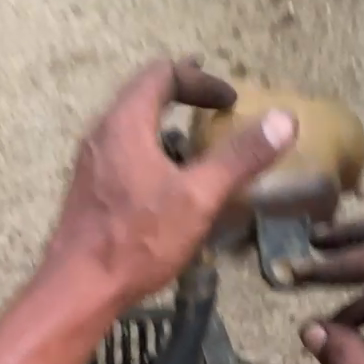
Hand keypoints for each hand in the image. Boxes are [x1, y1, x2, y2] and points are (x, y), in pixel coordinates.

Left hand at [45, 59, 296, 305]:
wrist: (79, 289)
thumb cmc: (137, 240)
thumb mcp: (199, 197)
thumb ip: (240, 157)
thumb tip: (285, 120)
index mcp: (125, 123)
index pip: (162, 74)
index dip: (201, 79)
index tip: (231, 100)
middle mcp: (102, 135)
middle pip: (143, 95)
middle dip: (183, 95)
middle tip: (216, 104)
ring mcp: (92, 164)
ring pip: (133, 128)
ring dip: (167, 127)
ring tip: (199, 145)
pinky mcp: (91, 192)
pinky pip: (126, 156)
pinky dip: (154, 153)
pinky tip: (172, 187)